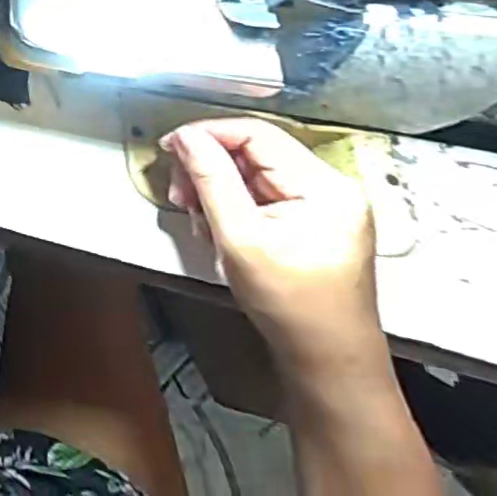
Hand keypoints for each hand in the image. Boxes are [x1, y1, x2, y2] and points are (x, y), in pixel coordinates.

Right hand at [162, 118, 381, 377]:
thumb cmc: (287, 303)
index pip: (255, 134)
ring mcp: (322, 203)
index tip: (167, 149)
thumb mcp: (239, 237)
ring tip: (196, 217)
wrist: (327, 362)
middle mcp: (329, 186)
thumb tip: (184, 135)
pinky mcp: (310, 218)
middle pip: (251, 150)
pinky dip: (229, 203)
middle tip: (179, 194)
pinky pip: (259, 192)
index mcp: (324, 186)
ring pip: (250, 170)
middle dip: (207, 166)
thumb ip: (211, 179)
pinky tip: (215, 226)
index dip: (206, 134)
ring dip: (213, 186)